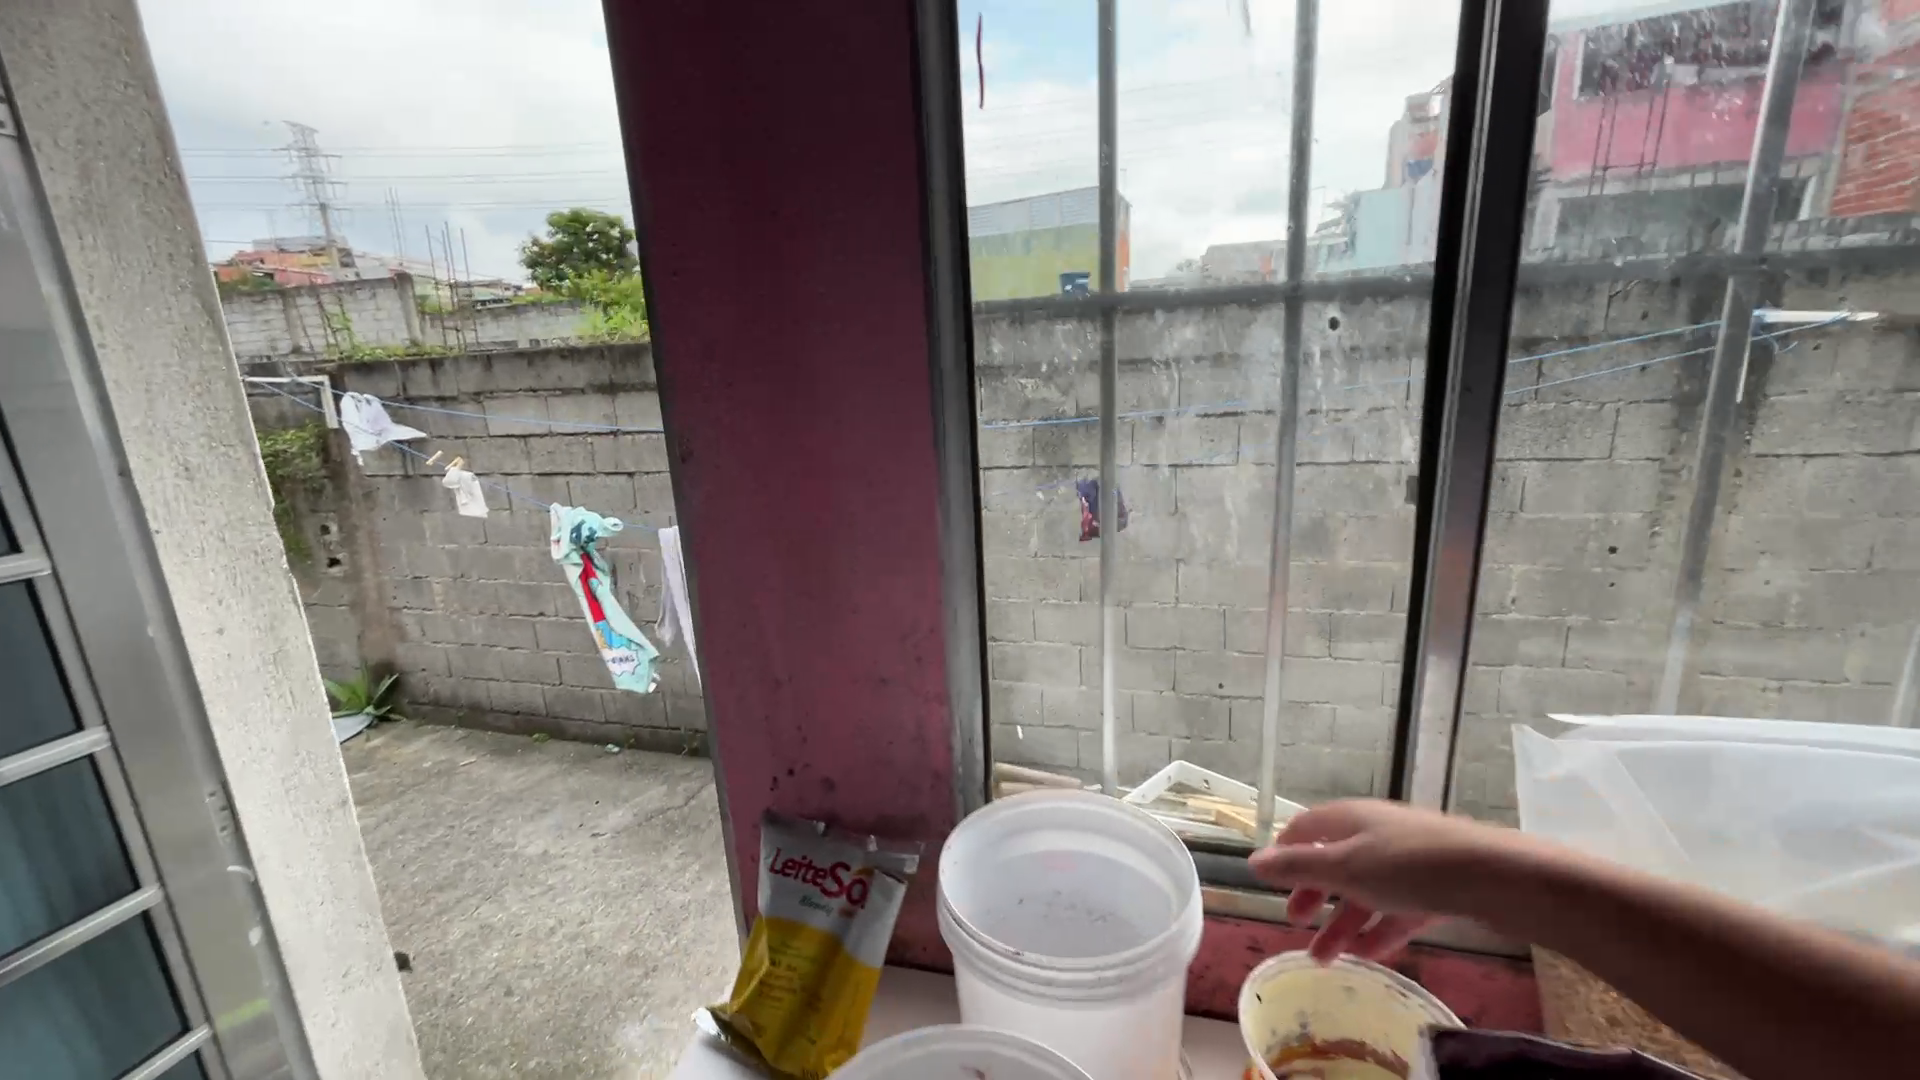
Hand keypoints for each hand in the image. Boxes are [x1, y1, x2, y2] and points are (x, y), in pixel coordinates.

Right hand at [1247, 799, 1533, 964]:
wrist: (1492, 876)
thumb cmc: (1405, 865)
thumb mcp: (1343, 867)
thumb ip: (1297, 867)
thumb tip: (1252, 861)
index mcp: (1345, 819)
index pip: (1303, 830)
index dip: (1284, 854)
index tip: (1271, 883)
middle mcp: (1371, 833)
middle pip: (1332, 862)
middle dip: (1312, 894)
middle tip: (1295, 922)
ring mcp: (1404, 860)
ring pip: (1363, 891)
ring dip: (1341, 923)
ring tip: (1324, 958)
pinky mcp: (1434, 885)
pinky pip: (1395, 908)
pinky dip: (1378, 929)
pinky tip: (1367, 954)